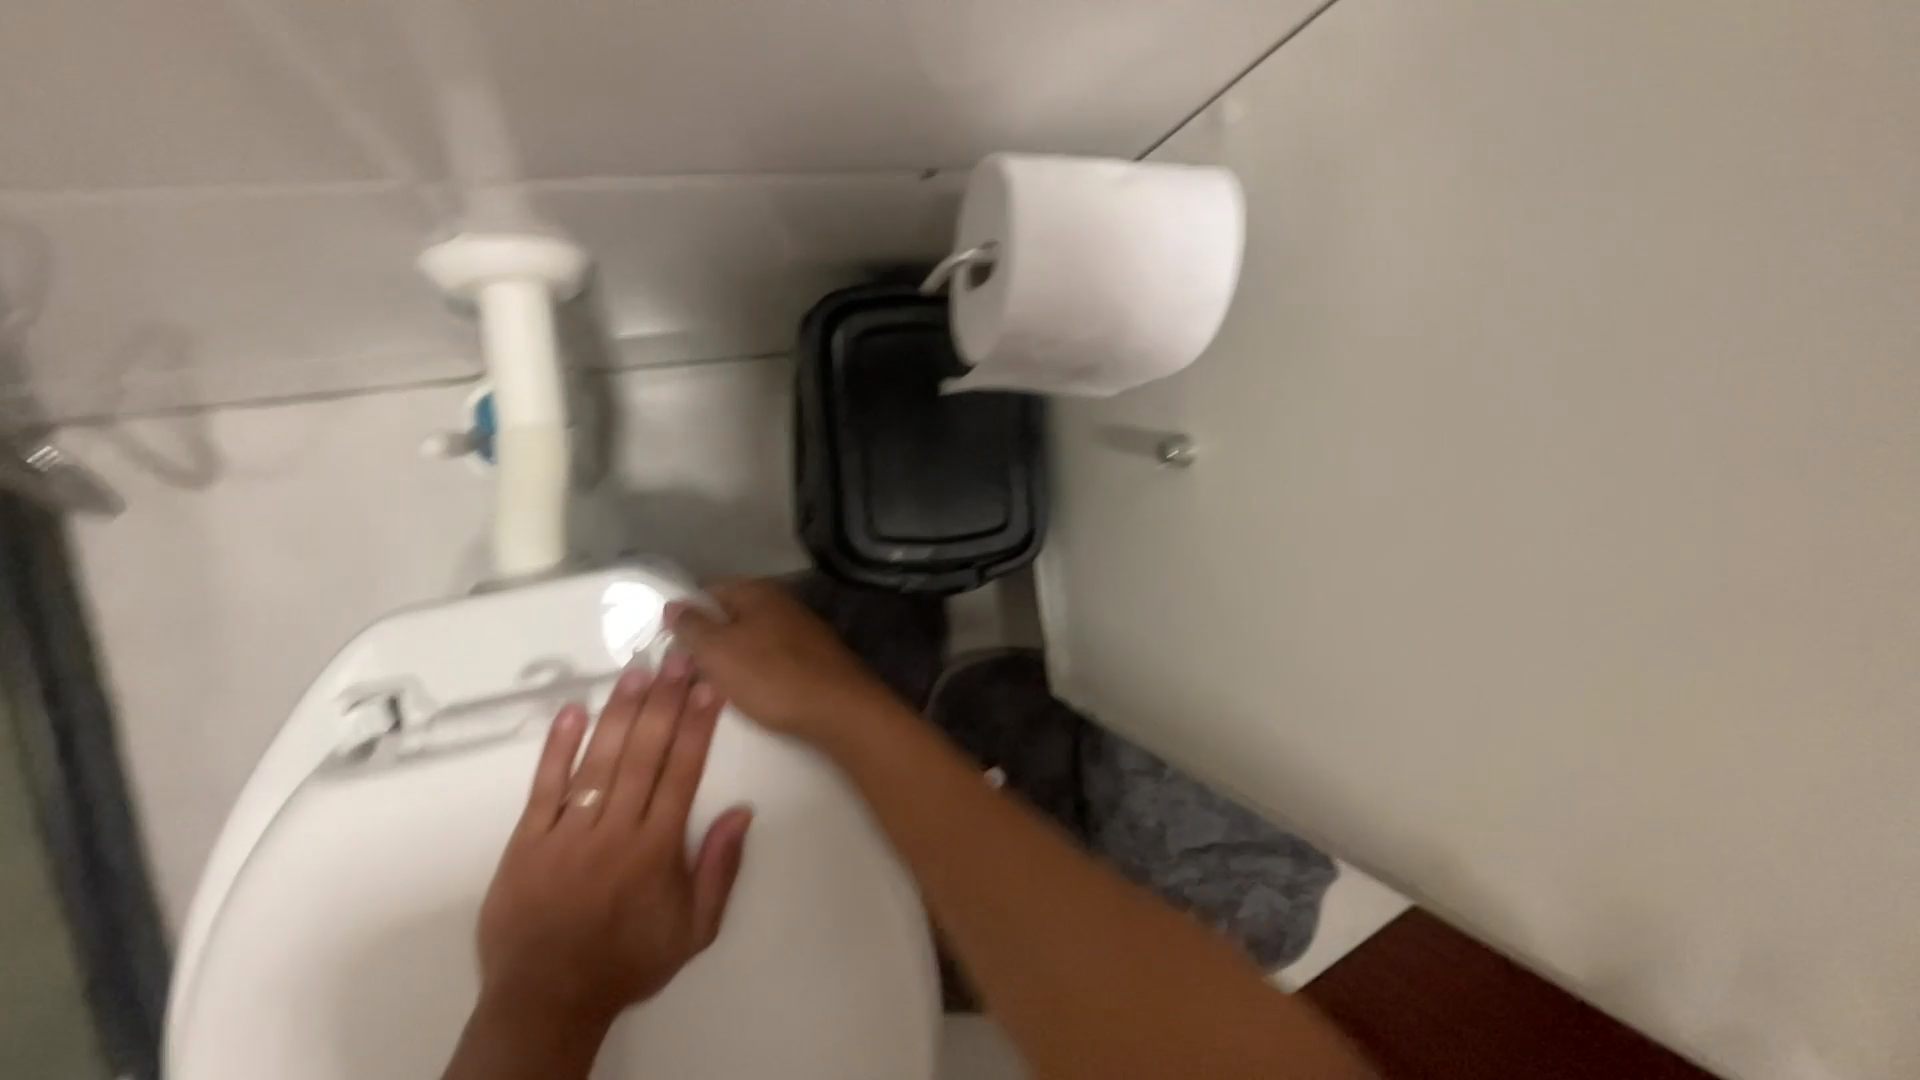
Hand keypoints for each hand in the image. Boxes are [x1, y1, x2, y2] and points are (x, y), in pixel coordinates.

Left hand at [474, 656, 753, 1031]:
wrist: (547, 1000)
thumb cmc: (628, 960)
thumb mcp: (695, 928)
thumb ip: (720, 868)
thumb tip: (742, 812)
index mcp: (657, 849)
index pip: (682, 772)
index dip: (698, 726)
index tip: (709, 688)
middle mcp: (615, 830)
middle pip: (644, 755)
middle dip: (665, 703)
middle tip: (677, 660)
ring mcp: (567, 833)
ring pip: (599, 761)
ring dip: (620, 714)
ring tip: (638, 673)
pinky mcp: (526, 841)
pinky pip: (544, 787)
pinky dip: (558, 748)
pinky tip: (573, 711)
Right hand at [665, 578, 901, 744]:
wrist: (840, 709)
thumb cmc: (772, 676)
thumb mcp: (718, 651)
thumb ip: (692, 626)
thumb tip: (674, 604)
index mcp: (757, 591)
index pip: (708, 590)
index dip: (684, 614)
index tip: (669, 645)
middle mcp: (782, 602)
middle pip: (731, 615)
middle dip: (708, 640)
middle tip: (687, 671)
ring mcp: (802, 629)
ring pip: (752, 638)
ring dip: (732, 659)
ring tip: (714, 687)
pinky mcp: (814, 657)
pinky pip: (773, 658)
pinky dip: (757, 672)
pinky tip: (752, 693)